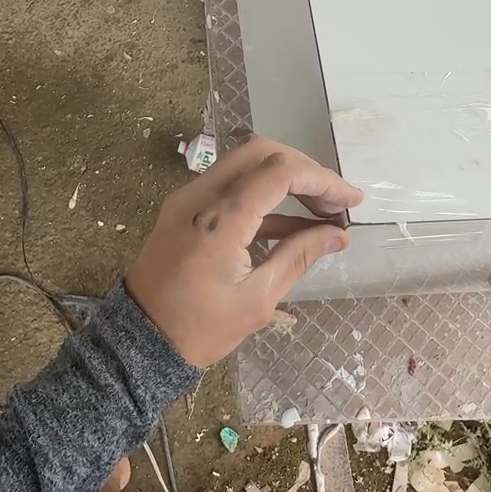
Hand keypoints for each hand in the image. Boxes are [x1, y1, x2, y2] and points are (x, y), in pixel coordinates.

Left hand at [126, 136, 363, 366]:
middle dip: (304, 169)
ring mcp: (186, 198)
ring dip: (283, 178)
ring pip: (243, 163)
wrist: (140, 340)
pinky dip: (260, 194)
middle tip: (333, 201)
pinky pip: (227, 185)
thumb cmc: (199, 328)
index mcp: (220, 218)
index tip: (350, 201)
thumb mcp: (256, 300)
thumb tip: (338, 234)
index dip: (322, 179)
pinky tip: (292, 224)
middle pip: (260, 152)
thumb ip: (298, 257)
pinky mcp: (182, 208)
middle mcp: (200, 195)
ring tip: (321, 211)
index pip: (280, 171)